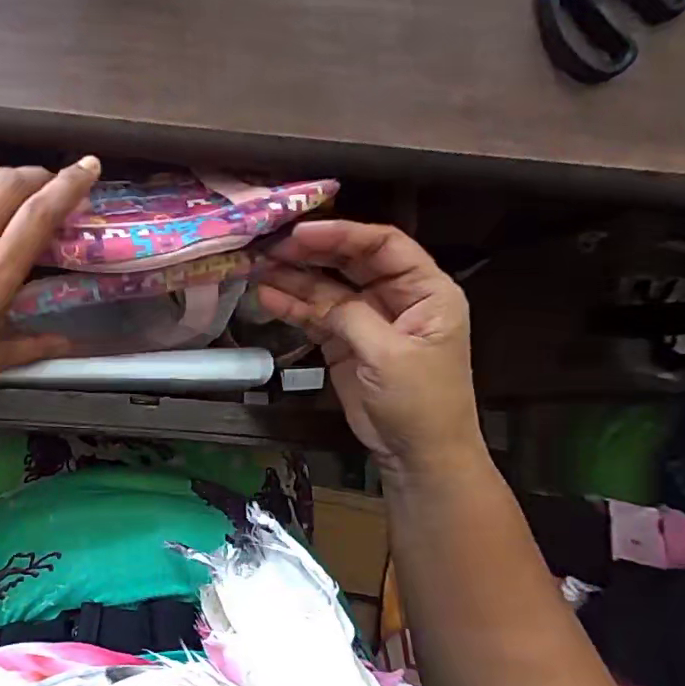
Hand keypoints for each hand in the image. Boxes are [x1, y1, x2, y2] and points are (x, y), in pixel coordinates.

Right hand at [255, 220, 484, 475]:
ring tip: (259, 267)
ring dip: (295, 280)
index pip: (384, 246)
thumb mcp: (390, 355)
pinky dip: (293, 309)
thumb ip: (353, 318)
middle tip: (272, 246)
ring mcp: (367, 321)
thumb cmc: (421, 402)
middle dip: (312, 254)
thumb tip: (320, 299)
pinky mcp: (344, 345)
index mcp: (425, 291)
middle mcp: (396, 298)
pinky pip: (316, 319)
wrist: (417, 453)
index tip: (302, 233)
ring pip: (327, 290)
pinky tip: (268, 298)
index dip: (342, 235)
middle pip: (351, 263)